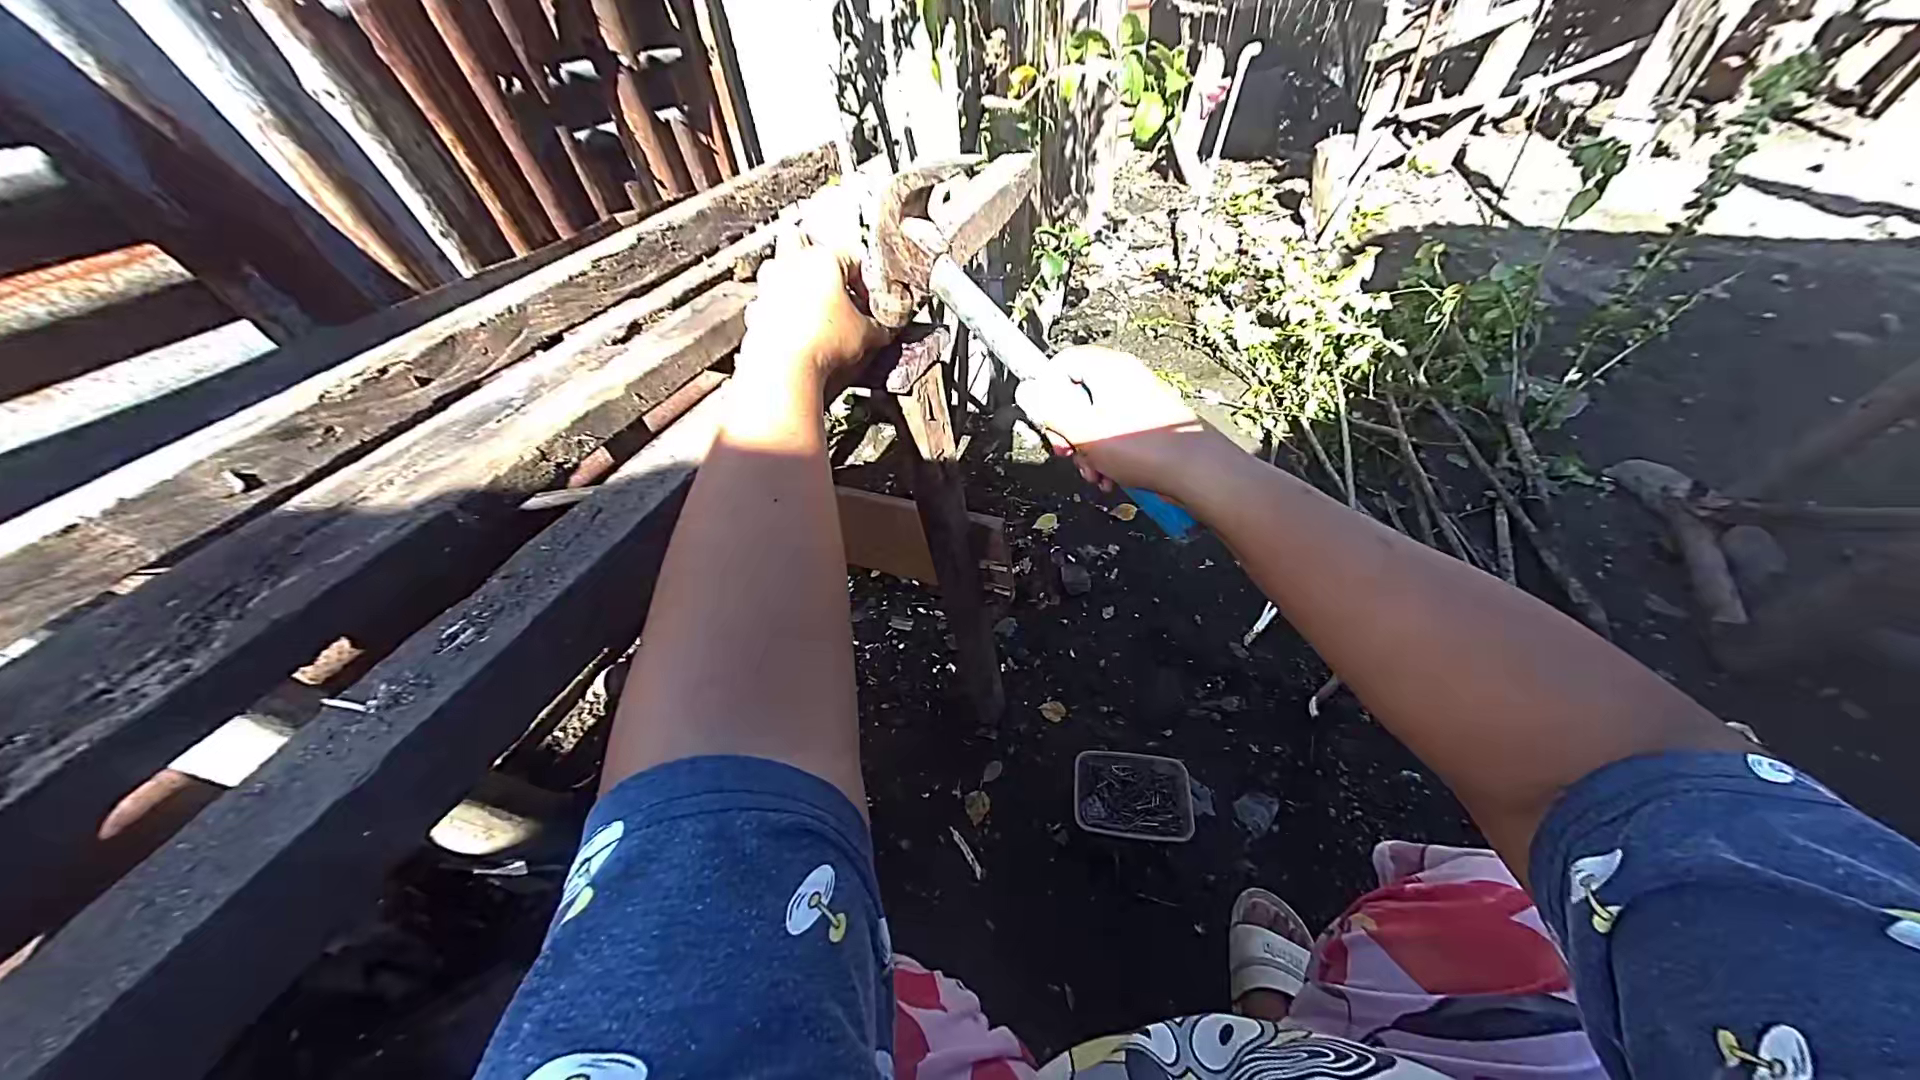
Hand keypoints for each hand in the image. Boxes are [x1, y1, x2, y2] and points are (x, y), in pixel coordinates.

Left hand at [739, 237, 889, 388]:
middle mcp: (790, 264)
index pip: (852, 256)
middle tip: (832, 283)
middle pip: (801, 241)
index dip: (866, 281)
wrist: (784, 369)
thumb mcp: (866, 335)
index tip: (871, 302)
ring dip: (795, 283)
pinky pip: (769, 303)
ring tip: (816, 310)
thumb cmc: (823, 342)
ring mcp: (768, 286)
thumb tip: (885, 329)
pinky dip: (781, 312)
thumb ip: (879, 327)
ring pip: (779, 269)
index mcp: (822, 259)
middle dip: (816, 258)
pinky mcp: (755, 312)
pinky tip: (796, 330)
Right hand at [1014, 345, 1236, 499]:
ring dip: (1085, 450)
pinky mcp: (1146, 425)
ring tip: (1094, 472)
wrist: (1197, 471)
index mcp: (1107, 369)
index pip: (1061, 364)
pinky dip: (1105, 456)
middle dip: (1066, 430)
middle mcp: (1122, 379)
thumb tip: (1027, 392)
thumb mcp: (1083, 429)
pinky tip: (1110, 477)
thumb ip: (1050, 409)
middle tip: (1067, 451)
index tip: (1044, 419)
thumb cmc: (1144, 447)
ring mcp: (1136, 402)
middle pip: (1075, 396)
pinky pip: (1112, 435)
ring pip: (1092, 421)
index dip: (1045, 392)